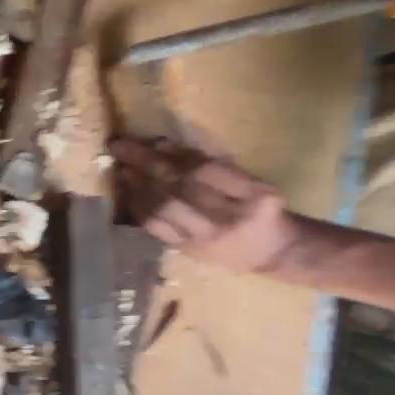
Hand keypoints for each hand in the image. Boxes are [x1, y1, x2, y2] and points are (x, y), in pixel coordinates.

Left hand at [111, 136, 299, 272]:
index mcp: (256, 195)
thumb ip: (215, 165)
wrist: (274, 252)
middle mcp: (230, 216)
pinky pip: (153, 225)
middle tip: (120, 147)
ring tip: (121, 168)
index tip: (153, 142)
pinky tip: (127, 191)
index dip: (177, 155)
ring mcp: (206, 236)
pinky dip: (137, 205)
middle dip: (146, 164)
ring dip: (136, 184)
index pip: (207, 171)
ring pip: (162, 207)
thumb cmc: (261, 209)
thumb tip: (165, 145)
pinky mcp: (187, 249)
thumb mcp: (252, 183)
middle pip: (179, 187)